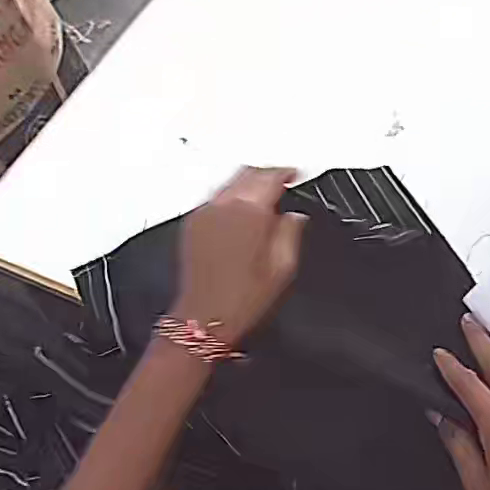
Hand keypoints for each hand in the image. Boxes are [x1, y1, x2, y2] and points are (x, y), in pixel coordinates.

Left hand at [171, 167, 307, 345]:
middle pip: (249, 173)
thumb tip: (295, 215)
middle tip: (283, 182)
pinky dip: (233, 195)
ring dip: (250, 183)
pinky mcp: (194, 222)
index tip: (296, 175)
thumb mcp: (283, 267)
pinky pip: (217, 197)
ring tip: (265, 195)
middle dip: (268, 174)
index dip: (286, 173)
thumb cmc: (244, 298)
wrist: (205, 316)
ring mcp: (206, 212)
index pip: (271, 177)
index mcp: (251, 213)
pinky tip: (243, 211)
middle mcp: (225, 206)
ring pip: (231, 182)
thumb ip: (291, 232)